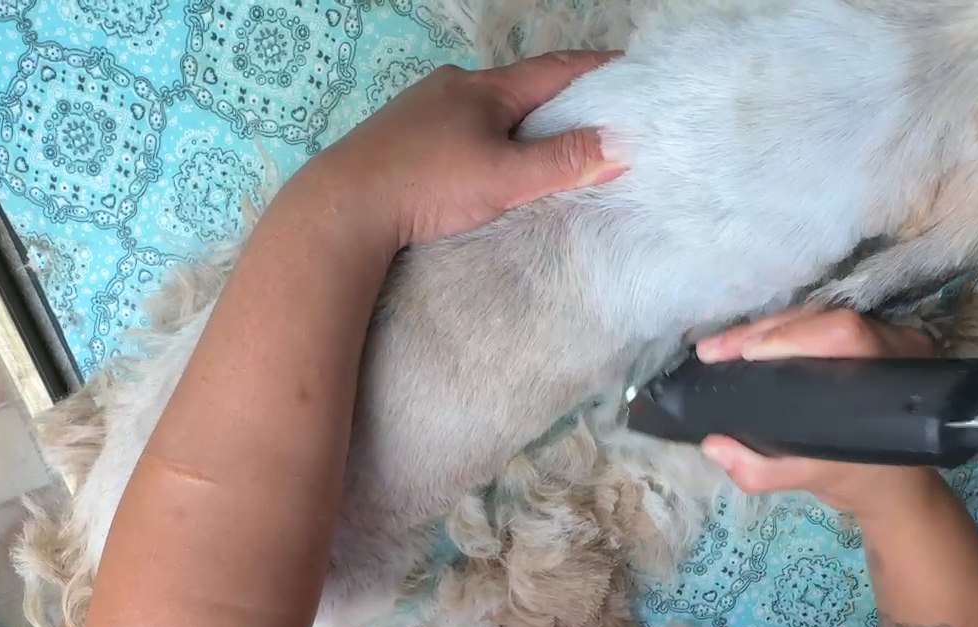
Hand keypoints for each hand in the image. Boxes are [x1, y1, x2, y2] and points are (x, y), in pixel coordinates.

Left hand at [295, 51, 625, 249]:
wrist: (348, 205)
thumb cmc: (428, 184)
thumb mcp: (503, 177)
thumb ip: (560, 163)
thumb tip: (619, 147)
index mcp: (486, 89)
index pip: (555, 70)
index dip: (595, 71)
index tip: (628, 74)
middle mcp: (454, 86)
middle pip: (519, 86)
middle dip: (557, 98)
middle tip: (591, 115)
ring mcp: (424, 108)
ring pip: (485, 107)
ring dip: (517, 118)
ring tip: (540, 141)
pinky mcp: (403, 135)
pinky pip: (459, 126)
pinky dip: (485, 135)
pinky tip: (482, 156)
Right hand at [696, 309, 947, 520]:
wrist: (891, 480)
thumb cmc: (858, 477)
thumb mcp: (809, 479)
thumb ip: (761, 470)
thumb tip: (712, 446)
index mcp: (887, 378)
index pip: (842, 334)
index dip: (792, 336)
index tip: (747, 353)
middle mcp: (890, 344)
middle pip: (820, 318)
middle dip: (761, 331)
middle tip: (714, 349)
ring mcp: (878, 334)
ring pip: (814, 314)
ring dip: (763, 328)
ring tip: (721, 346)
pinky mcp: (860, 335)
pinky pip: (816, 322)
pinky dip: (776, 330)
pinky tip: (744, 341)